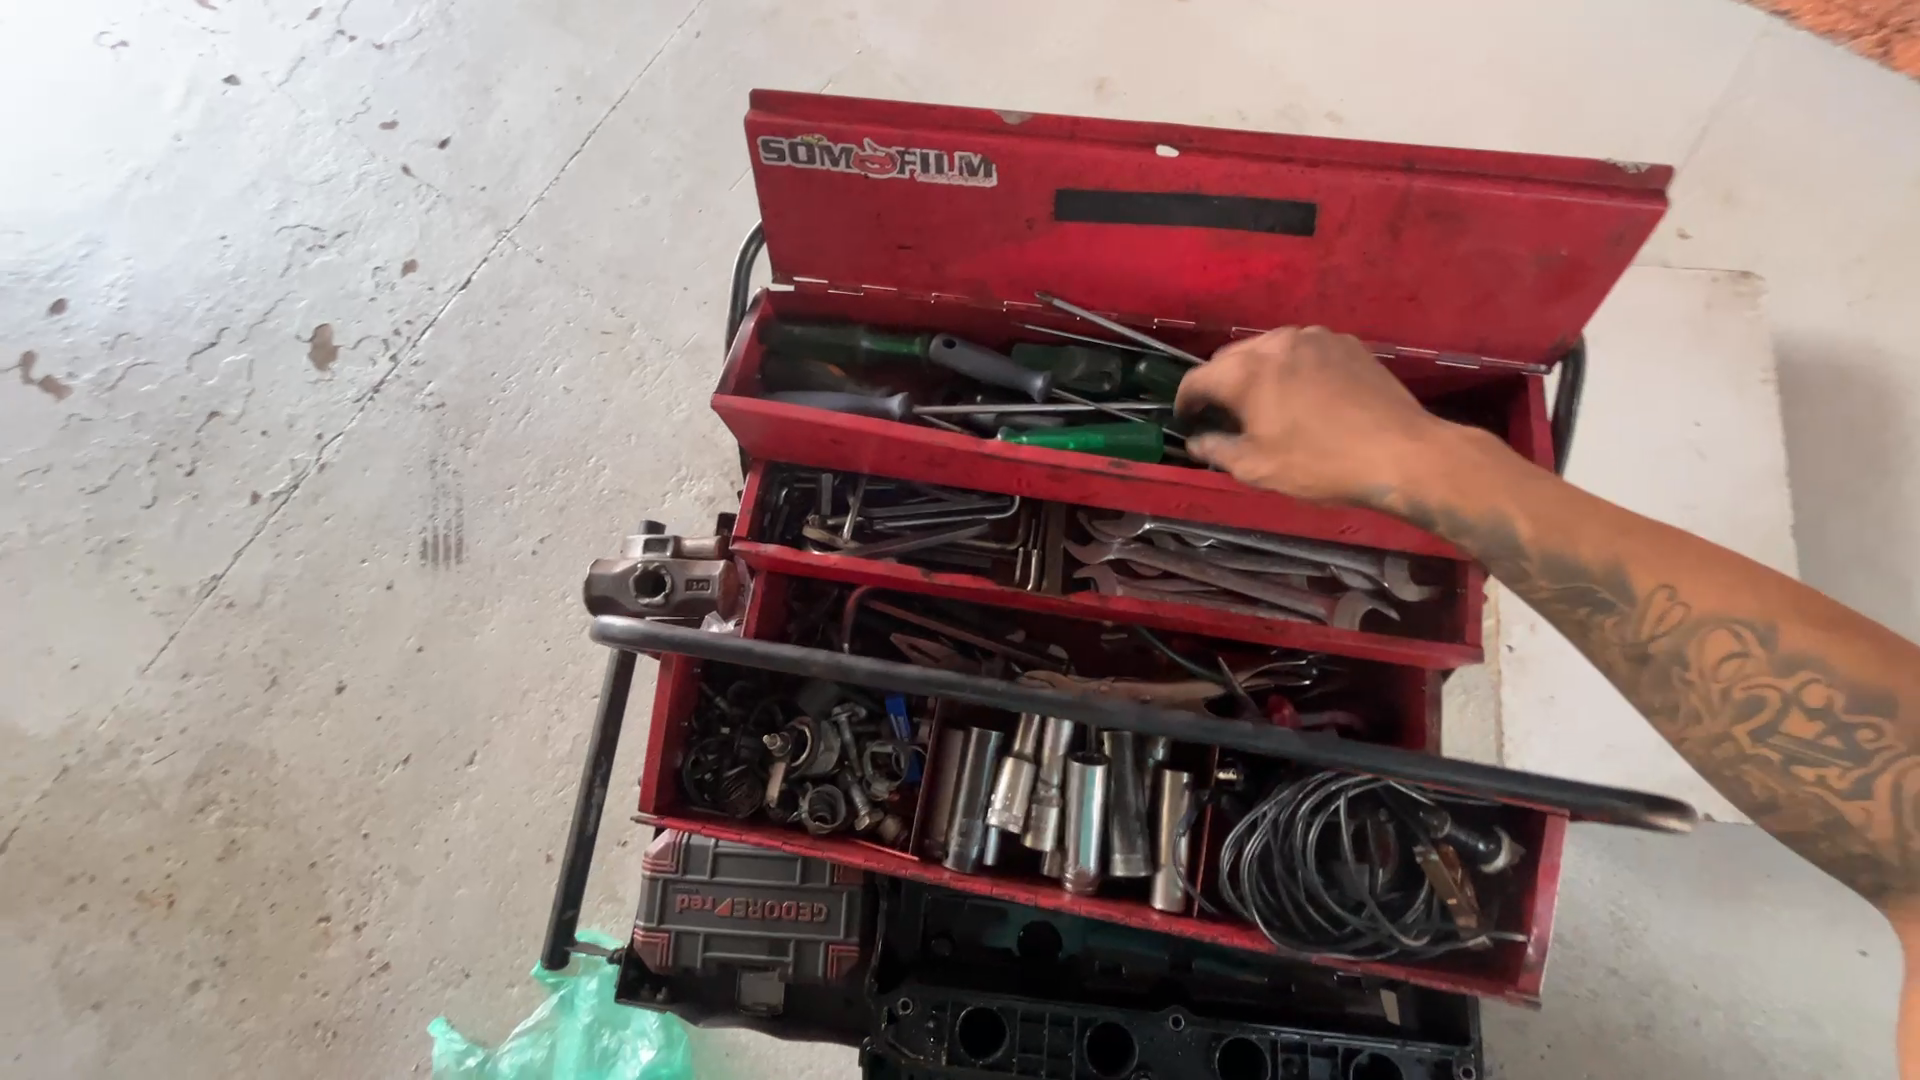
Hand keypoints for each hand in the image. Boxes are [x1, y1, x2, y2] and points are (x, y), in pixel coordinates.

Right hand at [1174, 327, 1447, 504]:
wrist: (1401, 453)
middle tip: (1222, 415)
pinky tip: (1300, 394)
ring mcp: (1313, 338)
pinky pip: (1301, 350)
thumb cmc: (1319, 464)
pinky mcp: (1344, 343)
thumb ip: (1215, 449)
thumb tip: (1195, 441)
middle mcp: (1275, 343)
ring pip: (1266, 349)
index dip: (1184, 402)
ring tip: (1261, 403)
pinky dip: (1288, 367)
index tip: (1186, 421)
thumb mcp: (1256, 468)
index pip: (1196, 379)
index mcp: (1245, 372)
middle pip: (1229, 358)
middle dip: (1219, 384)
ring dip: (1254, 372)